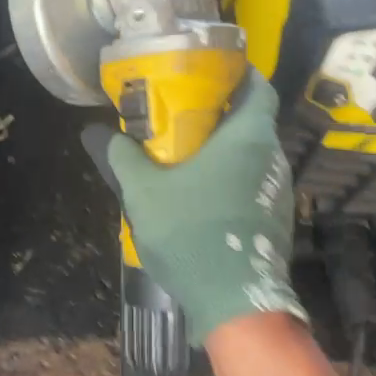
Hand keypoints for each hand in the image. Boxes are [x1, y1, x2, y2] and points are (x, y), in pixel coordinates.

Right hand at [81, 72, 305, 339]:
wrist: (232, 299)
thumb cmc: (189, 232)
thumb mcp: (143, 192)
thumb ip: (122, 157)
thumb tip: (95, 131)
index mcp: (248, 137)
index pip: (257, 87)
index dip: (236, 75)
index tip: (207, 76)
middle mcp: (273, 157)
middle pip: (251, 123)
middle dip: (218, 118)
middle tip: (181, 120)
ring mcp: (279, 192)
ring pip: (251, 158)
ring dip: (222, 155)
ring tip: (185, 163)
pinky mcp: (276, 221)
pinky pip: (252, 187)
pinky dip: (229, 184)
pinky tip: (201, 202)